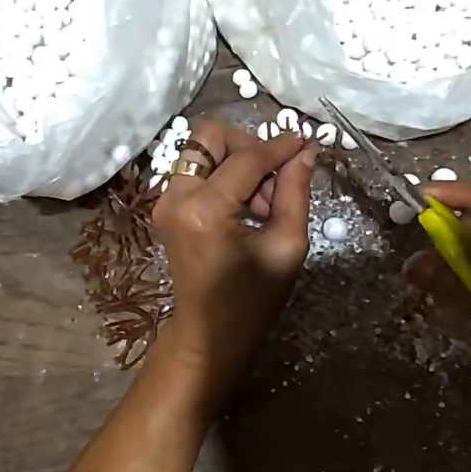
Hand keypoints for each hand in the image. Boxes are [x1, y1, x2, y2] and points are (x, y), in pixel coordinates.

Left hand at [151, 121, 316, 389]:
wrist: (209, 334)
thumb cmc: (252, 300)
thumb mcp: (286, 247)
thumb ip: (295, 192)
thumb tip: (304, 151)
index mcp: (205, 211)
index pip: (247, 158)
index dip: (280, 147)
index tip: (305, 142)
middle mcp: (176, 197)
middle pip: (210, 137)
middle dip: (249, 148)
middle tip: (275, 183)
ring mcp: (165, 202)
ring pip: (202, 151)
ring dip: (237, 164)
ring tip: (264, 204)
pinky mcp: (165, 207)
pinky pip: (196, 170)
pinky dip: (224, 176)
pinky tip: (246, 207)